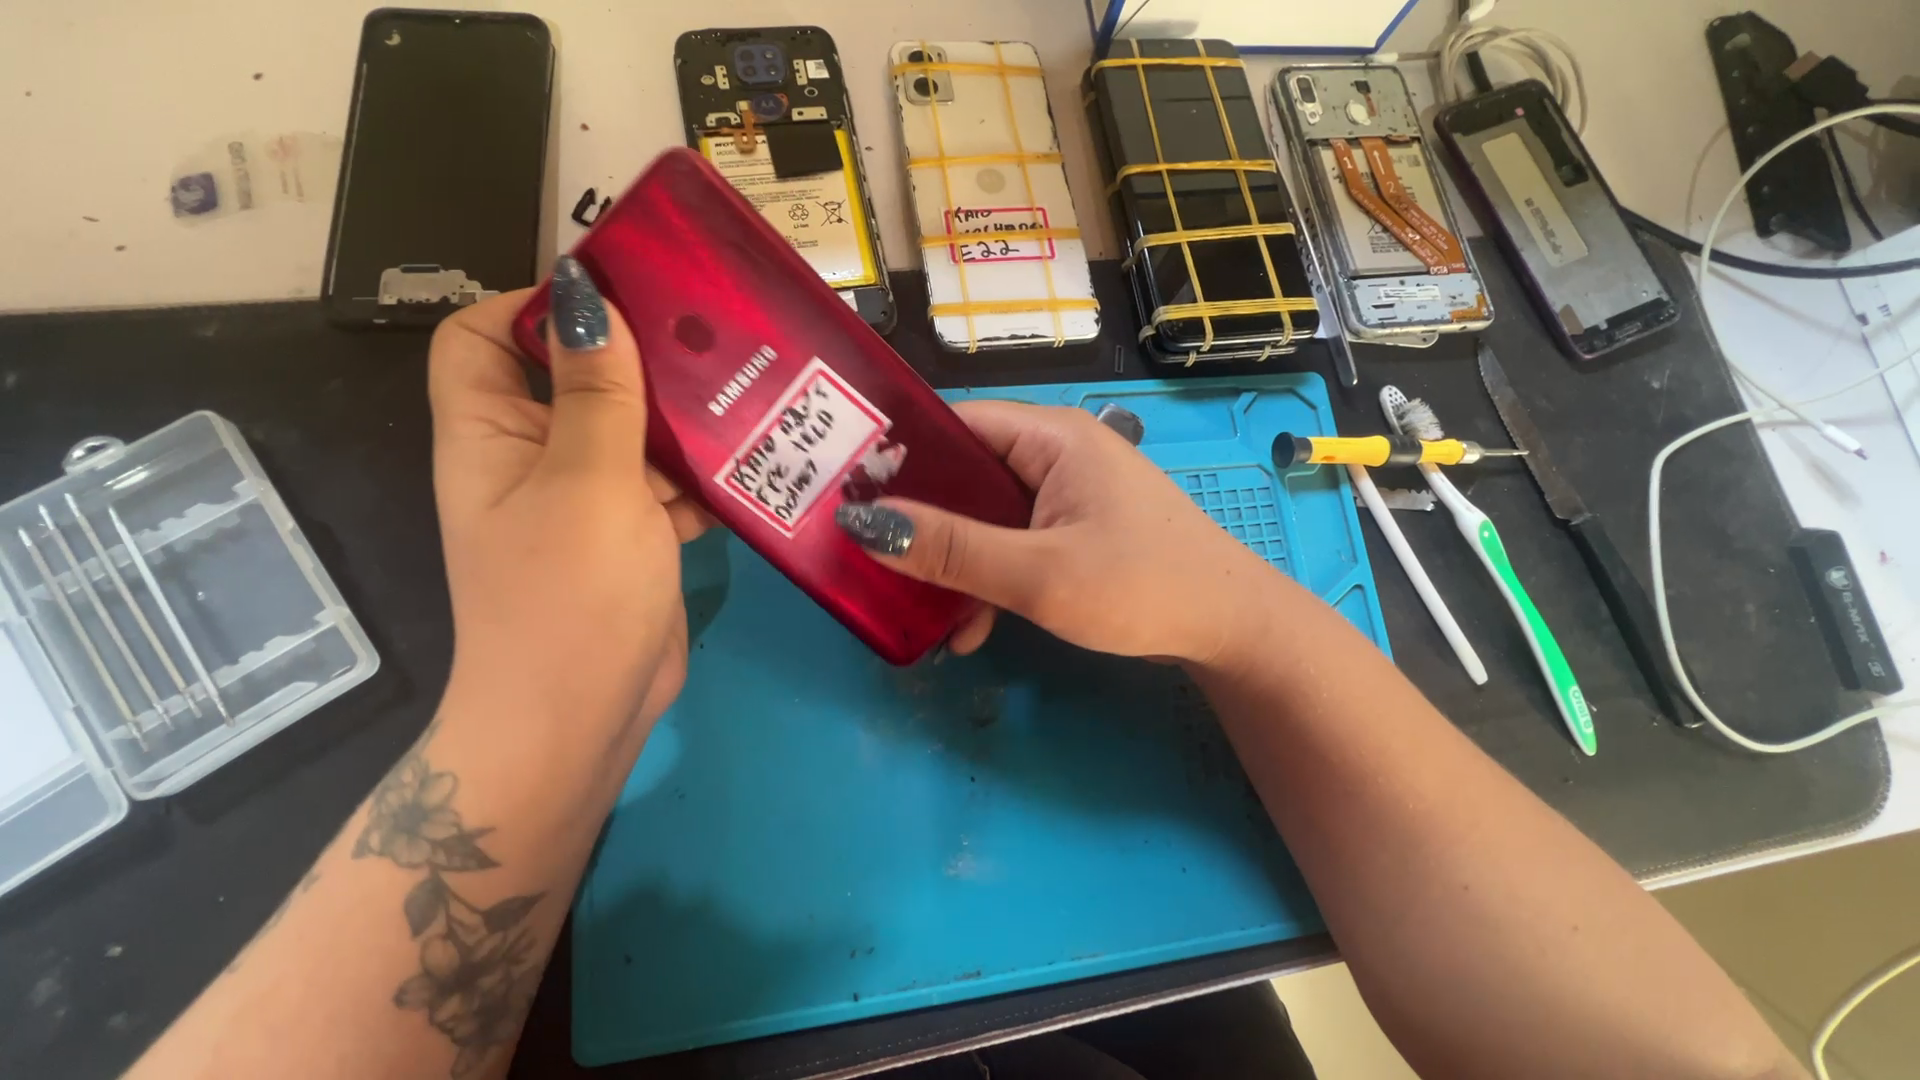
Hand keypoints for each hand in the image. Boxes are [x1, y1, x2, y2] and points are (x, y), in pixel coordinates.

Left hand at [427, 258, 709, 742]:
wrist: (583, 717)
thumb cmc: (570, 594)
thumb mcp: (588, 481)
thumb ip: (598, 391)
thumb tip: (589, 294)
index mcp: (490, 434)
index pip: (483, 338)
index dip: (535, 306)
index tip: (618, 298)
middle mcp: (532, 459)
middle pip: (574, 381)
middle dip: (637, 360)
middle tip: (711, 337)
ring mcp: (586, 502)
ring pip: (632, 436)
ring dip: (681, 421)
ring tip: (750, 392)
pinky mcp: (633, 537)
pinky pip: (667, 487)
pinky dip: (702, 477)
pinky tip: (755, 465)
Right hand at [835, 400, 1282, 667]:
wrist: (1233, 630)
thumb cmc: (1142, 587)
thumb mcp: (1039, 573)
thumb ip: (953, 550)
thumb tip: (863, 524)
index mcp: (1050, 437)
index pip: (954, 424)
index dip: (897, 455)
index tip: (844, 494)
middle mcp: (1055, 454)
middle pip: (964, 473)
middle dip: (922, 523)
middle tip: (869, 559)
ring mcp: (1066, 494)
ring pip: (984, 516)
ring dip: (954, 564)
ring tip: (922, 614)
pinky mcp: (1074, 532)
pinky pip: (1011, 544)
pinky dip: (988, 580)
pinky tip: (972, 630)